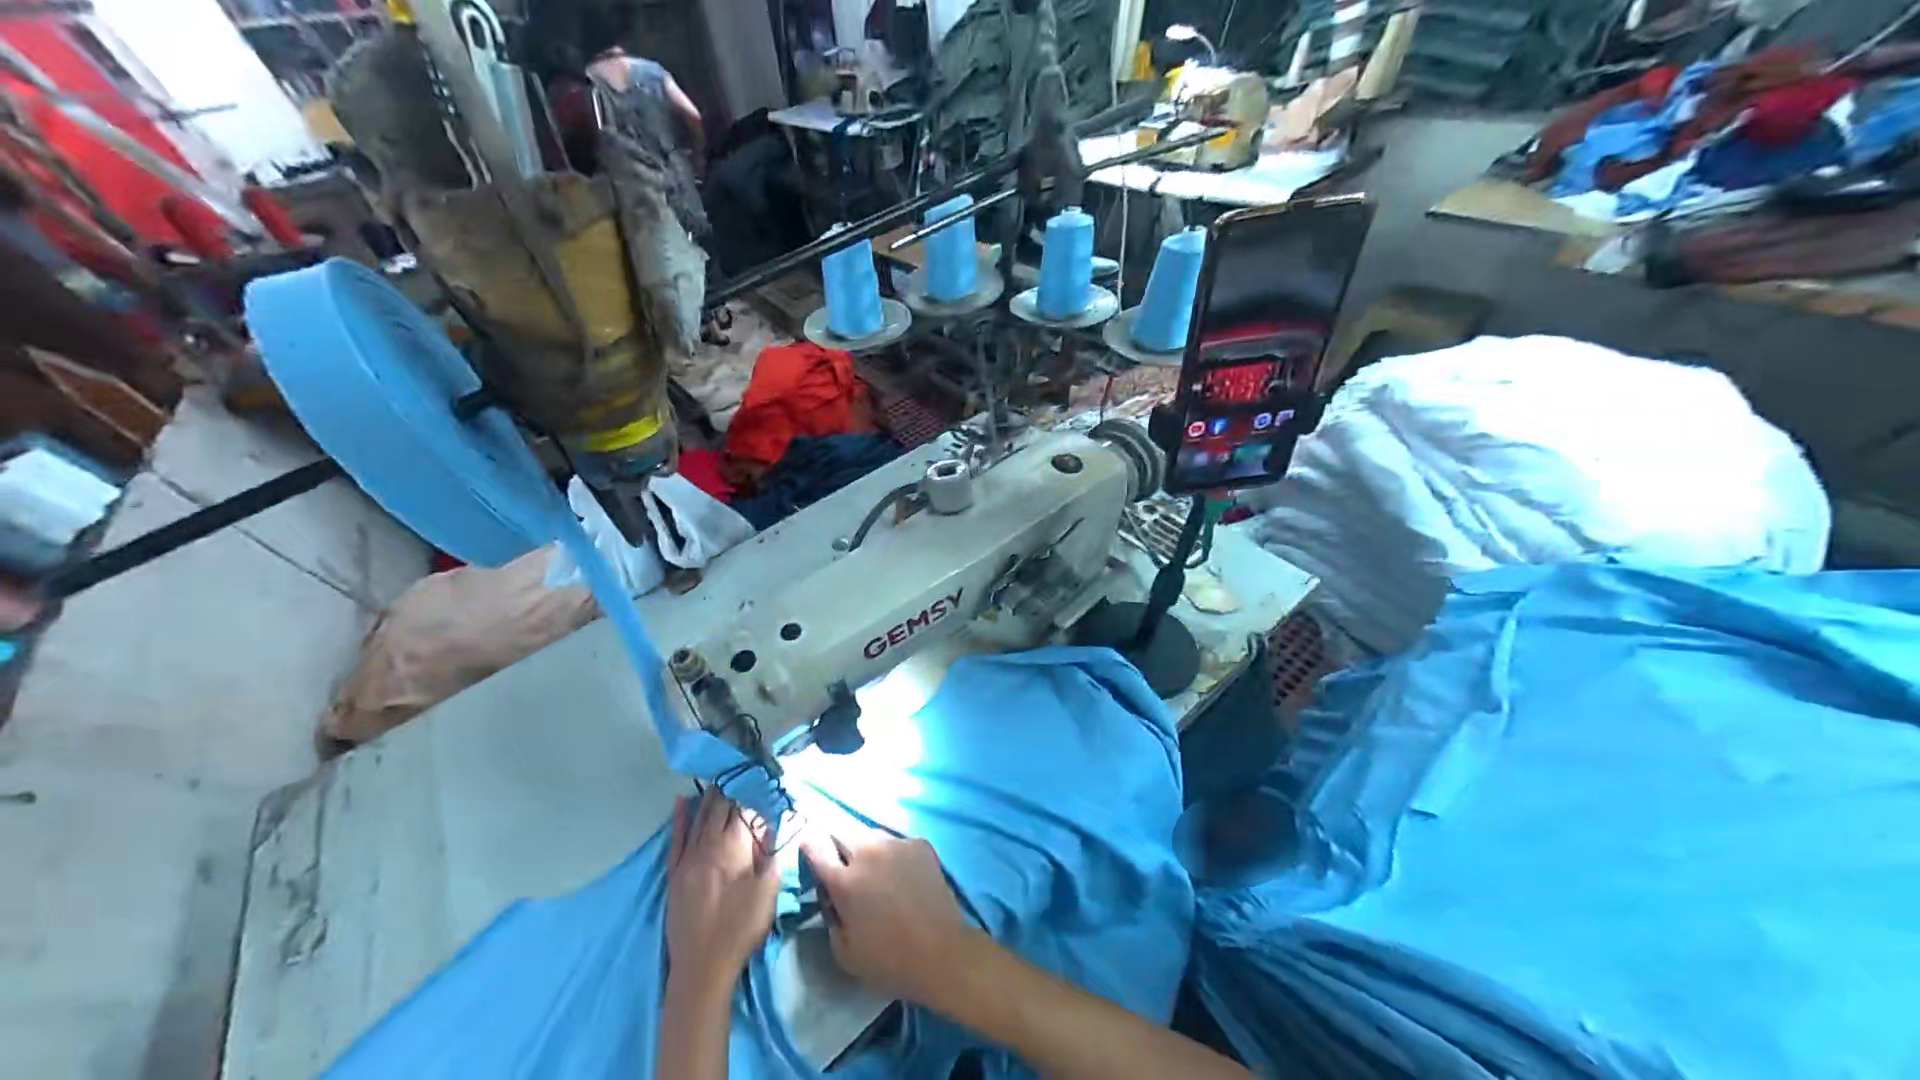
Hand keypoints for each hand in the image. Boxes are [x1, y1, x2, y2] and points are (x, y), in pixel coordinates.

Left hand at [665, 792, 779, 990]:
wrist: (702, 968)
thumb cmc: (741, 928)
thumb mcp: (768, 889)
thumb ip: (773, 853)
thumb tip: (778, 823)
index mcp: (732, 848)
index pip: (741, 809)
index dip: (749, 790)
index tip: (757, 773)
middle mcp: (707, 846)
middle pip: (718, 809)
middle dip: (730, 788)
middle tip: (739, 769)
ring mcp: (688, 860)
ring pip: (698, 819)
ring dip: (709, 798)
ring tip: (718, 778)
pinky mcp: (675, 875)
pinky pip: (676, 840)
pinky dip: (680, 819)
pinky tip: (681, 803)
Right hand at [799, 826, 985, 1010]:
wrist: (941, 952)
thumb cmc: (888, 960)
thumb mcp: (843, 950)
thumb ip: (830, 914)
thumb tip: (830, 893)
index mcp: (844, 881)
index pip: (814, 845)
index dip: (808, 845)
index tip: (810, 850)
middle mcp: (868, 852)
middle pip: (841, 829)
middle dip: (836, 843)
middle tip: (844, 864)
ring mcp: (897, 844)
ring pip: (871, 835)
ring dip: (866, 849)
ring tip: (877, 873)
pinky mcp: (920, 844)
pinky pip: (897, 843)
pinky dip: (893, 855)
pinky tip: (903, 877)